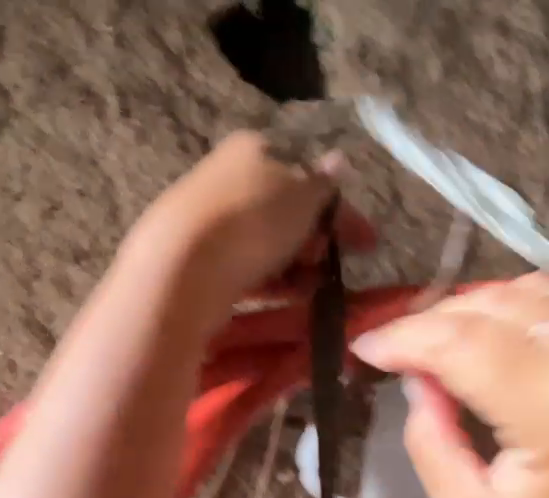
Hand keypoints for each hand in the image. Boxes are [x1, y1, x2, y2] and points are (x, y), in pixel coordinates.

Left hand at [123, 131, 373, 322]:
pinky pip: (246, 271)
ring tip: (315, 288)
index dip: (340, 207)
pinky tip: (287, 298)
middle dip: (316, 239)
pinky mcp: (197, 263)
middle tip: (334, 263)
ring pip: (266, 244)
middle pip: (285, 210)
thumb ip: (324, 184)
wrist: (181, 267)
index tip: (367, 242)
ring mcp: (209, 222)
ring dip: (296, 266)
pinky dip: (271, 283)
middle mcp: (227, 178)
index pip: (308, 172)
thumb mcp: (303, 194)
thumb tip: (337, 162)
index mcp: (254, 148)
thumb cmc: (252, 219)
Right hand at [352, 274, 548, 497]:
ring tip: (437, 341)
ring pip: (533, 293)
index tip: (365, 348)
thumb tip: (418, 382)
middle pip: (496, 306)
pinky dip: (517, 311)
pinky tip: (490, 339)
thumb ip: (432, 443)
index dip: (406, 338)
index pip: (464, 343)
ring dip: (474, 308)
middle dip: (432, 318)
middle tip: (395, 347)